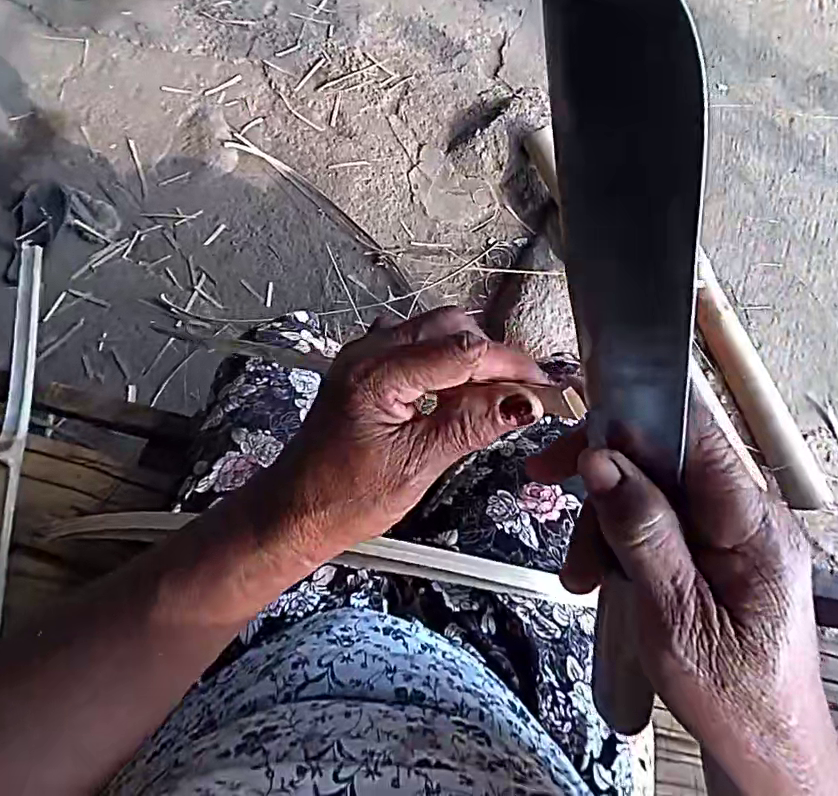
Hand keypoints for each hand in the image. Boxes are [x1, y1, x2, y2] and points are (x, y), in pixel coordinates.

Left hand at [257, 307, 550, 556]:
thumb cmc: (345, 498)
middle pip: (450, 326)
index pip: (463, 351)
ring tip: (496, 394)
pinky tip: (460, 390)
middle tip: (522, 391)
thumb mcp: (418, 464)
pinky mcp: (367, 363)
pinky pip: (418, 344)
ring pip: (436, 330)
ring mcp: (365, 352)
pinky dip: (447, 360)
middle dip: (493, 354)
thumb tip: (522, 402)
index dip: (510, 364)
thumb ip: (472, 424)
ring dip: (471, 355)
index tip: (543, 385)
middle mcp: (369, 349)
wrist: (294, 510)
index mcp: (378, 373)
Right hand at [528, 408, 837, 794]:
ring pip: (649, 485)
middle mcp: (745, 511)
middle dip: (602, 476)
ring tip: (582, 572)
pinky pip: (656, 514)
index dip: (631, 422)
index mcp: (752, 521)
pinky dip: (619, 535)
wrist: (769, 755)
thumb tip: (601, 461)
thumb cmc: (736, 702)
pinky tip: (601, 571)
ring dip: (604, 517)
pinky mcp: (714, 544)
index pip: (692, 434)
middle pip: (661, 456)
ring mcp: (730, 527)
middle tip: (547, 481)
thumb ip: (641, 533)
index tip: (577, 443)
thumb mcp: (675, 619)